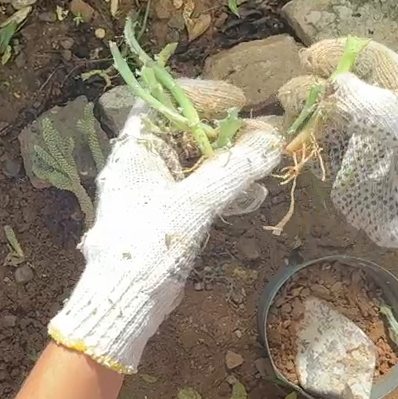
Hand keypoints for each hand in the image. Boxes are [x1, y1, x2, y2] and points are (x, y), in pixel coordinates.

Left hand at [48, 80, 282, 372]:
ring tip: (262, 162)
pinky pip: (197, 193)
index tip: (231, 101)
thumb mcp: (195, 204)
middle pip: (182, 132)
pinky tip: (253, 196)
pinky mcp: (166, 218)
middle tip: (257, 134)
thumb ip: (233, 171)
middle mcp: (140, 167)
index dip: (194, 94)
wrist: (125, 303)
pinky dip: (222, 191)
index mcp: (134, 153)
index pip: (158, 102)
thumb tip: (272, 141)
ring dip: (227, 163)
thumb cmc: (148, 246)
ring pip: (194, 164)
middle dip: (222, 132)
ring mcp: (153, 193)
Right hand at [280, 39, 397, 307]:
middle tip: (294, 96)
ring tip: (284, 118)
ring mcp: (360, 146)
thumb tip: (331, 83)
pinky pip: (315, 155)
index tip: (309, 58)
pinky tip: (281, 141)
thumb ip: (369, 103)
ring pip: (320, 120)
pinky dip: (295, 146)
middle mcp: (379, 115)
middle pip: (336, 88)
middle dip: (312, 87)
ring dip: (299, 115)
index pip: (367, 60)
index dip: (338, 54)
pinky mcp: (344, 177)